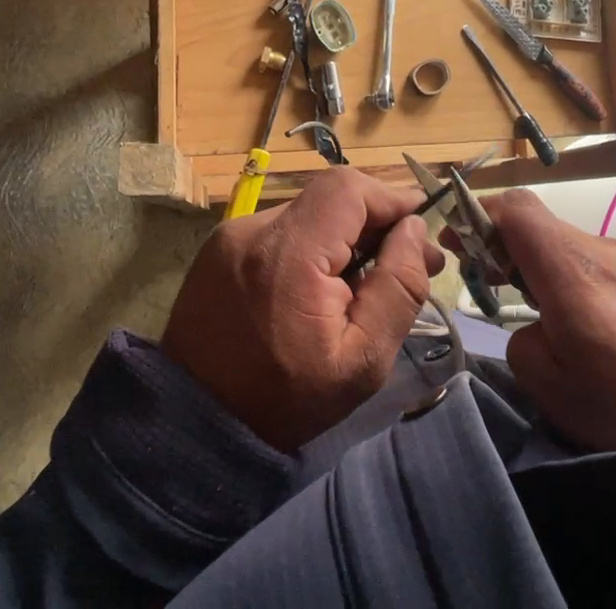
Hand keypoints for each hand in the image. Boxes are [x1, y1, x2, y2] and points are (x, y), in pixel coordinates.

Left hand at [159, 167, 444, 451]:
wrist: (196, 426)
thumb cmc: (286, 400)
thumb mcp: (364, 360)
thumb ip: (398, 288)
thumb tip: (414, 229)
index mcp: (288, 254)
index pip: (348, 188)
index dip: (391, 199)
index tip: (419, 231)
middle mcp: (252, 230)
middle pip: (329, 199)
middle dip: (374, 223)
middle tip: (407, 264)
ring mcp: (229, 237)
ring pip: (306, 215)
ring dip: (342, 239)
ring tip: (363, 285)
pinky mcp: (217, 251)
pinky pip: (279, 232)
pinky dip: (310, 249)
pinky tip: (319, 290)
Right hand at [483, 189, 615, 462]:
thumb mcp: (559, 391)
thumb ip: (523, 346)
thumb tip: (533, 328)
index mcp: (569, 271)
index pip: (515, 208)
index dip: (478, 215)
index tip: (458, 244)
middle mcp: (597, 251)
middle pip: (536, 225)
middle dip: (501, 247)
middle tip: (488, 286)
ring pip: (563, 245)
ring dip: (536, 265)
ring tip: (535, 312)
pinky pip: (592, 263)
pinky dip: (568, 278)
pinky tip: (580, 322)